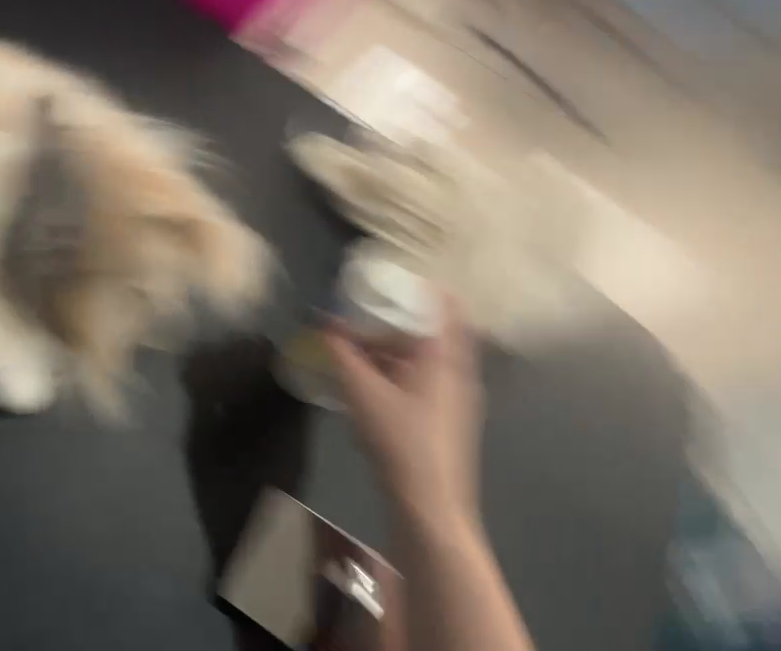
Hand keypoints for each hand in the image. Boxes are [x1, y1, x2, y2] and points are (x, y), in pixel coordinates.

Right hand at [324, 295, 482, 525]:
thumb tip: (324, 322)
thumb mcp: (360, 389)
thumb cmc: (399, 438)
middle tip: (359, 314)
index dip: (423, 289)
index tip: (394, 278)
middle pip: (430, 333)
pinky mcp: (444, 419)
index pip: (445, 308)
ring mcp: (454, 398)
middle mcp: (456, 373)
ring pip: (423, 358)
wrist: (429, 501)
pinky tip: (366, 380)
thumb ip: (341, 351)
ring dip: (390, 348)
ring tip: (353, 347)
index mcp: (443, 359)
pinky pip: (420, 378)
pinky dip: (395, 369)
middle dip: (393, 321)